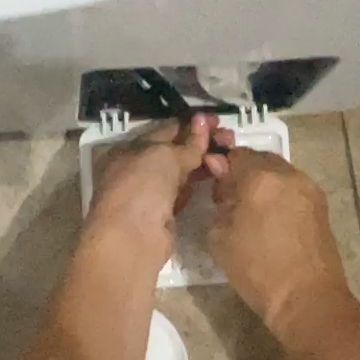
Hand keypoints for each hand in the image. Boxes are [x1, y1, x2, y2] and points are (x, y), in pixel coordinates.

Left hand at [86, 114, 217, 255]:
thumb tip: (202, 124)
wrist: (131, 239)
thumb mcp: (163, 156)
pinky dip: (198, 182)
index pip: (164, 130)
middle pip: (173, 150)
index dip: (190, 124)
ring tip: (231, 153)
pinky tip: (219, 173)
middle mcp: (136, 168)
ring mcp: (149, 192)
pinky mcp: (163, 213)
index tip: (216, 120)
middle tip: (230, 136)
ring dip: (203, 161)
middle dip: (201, 142)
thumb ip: (186, 144)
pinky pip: (183, 191)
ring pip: (180, 171)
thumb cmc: (140, 186)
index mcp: (128, 149)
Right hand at [204, 148, 350, 336]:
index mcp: (259, 178)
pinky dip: (278, 193)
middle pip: (258, 159)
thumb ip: (218, 203)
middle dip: (242, 171)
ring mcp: (307, 188)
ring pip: (278, 172)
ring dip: (262, 182)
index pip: (234, 155)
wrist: (306, 298)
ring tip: (250, 209)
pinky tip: (269, 218)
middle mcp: (287, 174)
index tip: (212, 184)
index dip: (219, 165)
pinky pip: (292, 187)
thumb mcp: (219, 238)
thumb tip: (221, 183)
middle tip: (229, 197)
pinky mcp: (320, 204)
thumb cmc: (257, 270)